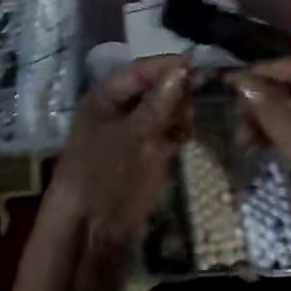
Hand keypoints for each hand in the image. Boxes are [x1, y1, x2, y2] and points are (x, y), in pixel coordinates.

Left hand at [45, 55, 190, 260]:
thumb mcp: (133, 134)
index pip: (138, 71)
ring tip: (191, 118)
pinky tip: (187, 135)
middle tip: (199, 94)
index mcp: (104, 98)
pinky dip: (179, 130)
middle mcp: (119, 110)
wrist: (91, 225)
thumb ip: (158, 103)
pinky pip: (167, 133)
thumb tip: (182, 70)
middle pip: (154, 88)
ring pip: (164, 110)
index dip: (165, 66)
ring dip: (179, 109)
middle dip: (175, 88)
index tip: (197, 64)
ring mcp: (134, 133)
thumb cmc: (103, 171)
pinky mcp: (147, 155)